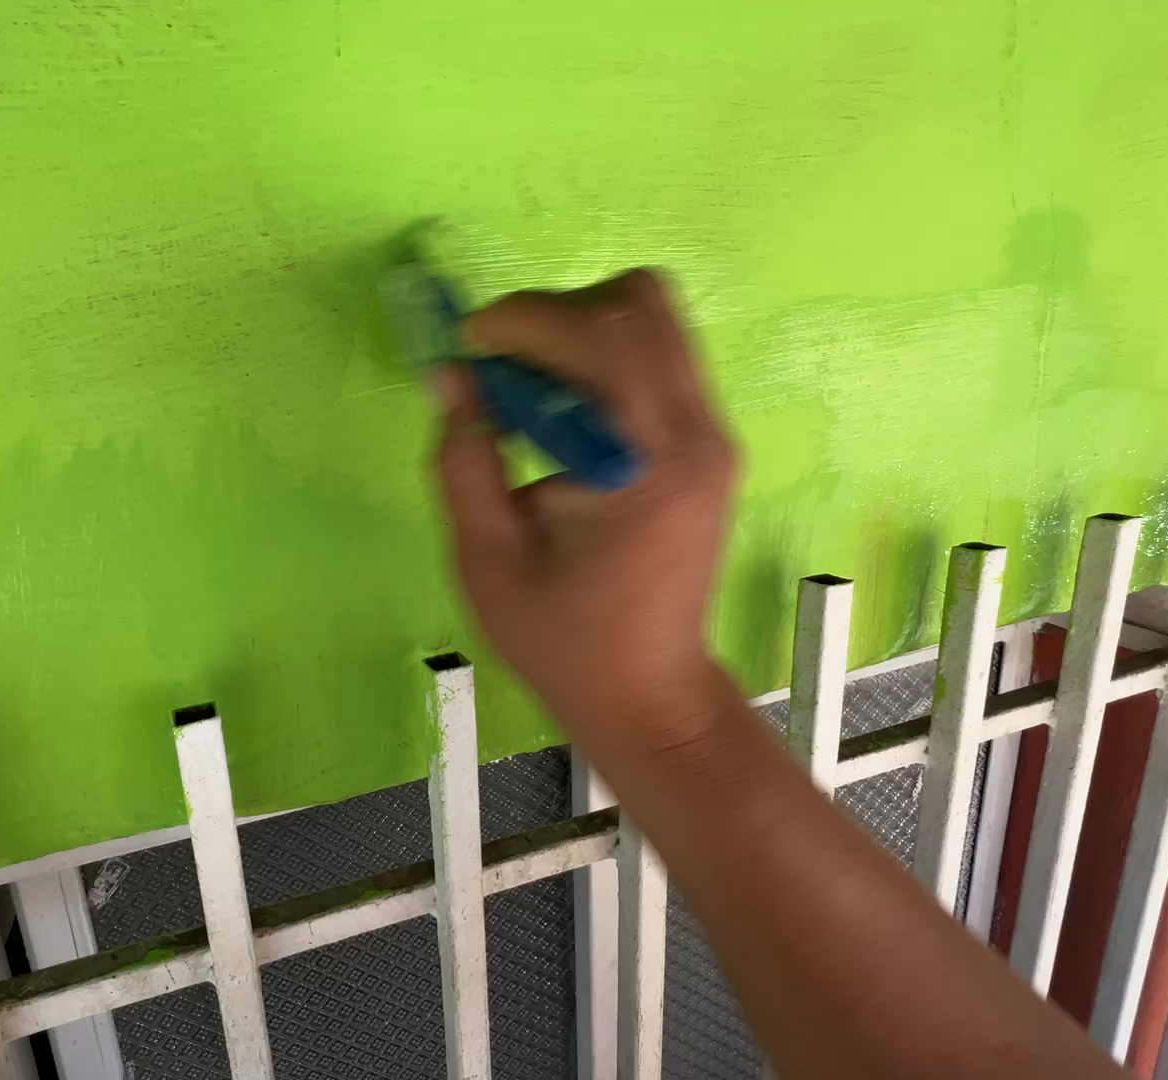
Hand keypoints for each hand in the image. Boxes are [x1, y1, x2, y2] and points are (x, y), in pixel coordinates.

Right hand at [433, 269, 739, 736]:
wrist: (647, 691)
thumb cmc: (562, 640)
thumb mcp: (486, 560)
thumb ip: (463, 461)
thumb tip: (453, 377)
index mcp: (648, 466)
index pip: (603, 334)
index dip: (526, 318)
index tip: (469, 345)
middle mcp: (698, 435)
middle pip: (640, 303)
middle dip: (553, 315)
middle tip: (500, 367)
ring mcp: (714, 437)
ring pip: (653, 321)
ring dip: (577, 333)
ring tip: (527, 395)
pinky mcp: (709, 446)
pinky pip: (657, 360)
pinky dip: (599, 360)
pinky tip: (562, 418)